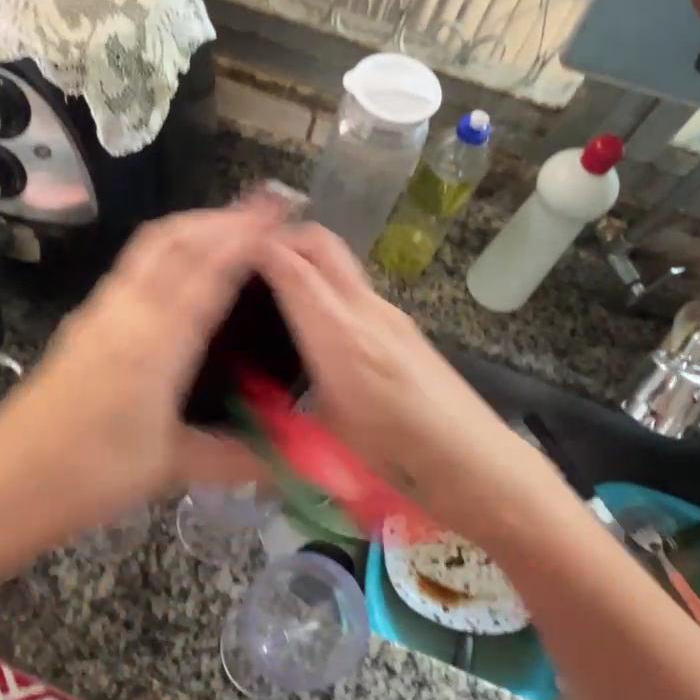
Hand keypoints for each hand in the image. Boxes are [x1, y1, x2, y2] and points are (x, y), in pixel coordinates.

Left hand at [0, 199, 279, 546]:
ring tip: (224, 229)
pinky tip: (175, 272)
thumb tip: (285, 466)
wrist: (5, 483)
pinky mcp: (80, 324)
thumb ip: (231, 457)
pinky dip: (163, 253)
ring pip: (148, 249)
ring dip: (189, 229)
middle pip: (175, 240)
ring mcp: (98, 313)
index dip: (245, 235)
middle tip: (259, 211)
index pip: (209, 270)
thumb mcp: (168, 468)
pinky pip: (130, 269)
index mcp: (158, 340)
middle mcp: (127, 312)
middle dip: (218, 218)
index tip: (276, 213)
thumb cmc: (89, 475)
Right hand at [256, 224, 570, 539]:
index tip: (226, 250)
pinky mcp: (405, 327)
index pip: (290, 266)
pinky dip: (328, 288)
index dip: (255, 248)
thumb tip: (253, 393)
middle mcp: (364, 309)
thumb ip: (284, 402)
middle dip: (283, 236)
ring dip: (307, 262)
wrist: (474, 462)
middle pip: (320, 243)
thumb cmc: (395, 456)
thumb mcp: (325, 433)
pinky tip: (316, 325)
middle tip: (251, 257)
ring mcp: (390, 313)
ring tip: (275, 290)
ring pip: (340, 264)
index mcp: (337, 333)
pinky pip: (355, 290)